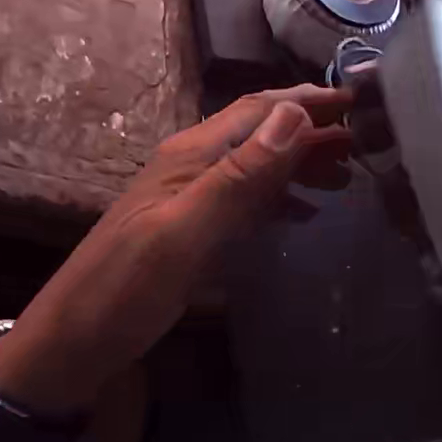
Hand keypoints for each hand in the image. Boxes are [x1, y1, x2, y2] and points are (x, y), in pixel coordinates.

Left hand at [0, 86, 351, 414]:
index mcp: (193, 155)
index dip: (309, 101)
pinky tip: (307, 212)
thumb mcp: (185, 232)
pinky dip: (281, 198)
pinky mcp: (196, 229)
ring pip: (259, 166)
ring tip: (348, 175)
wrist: (76, 340)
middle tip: (365, 142)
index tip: (358, 101)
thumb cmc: (126, 288)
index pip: (259, 110)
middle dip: (313, 131)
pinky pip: (248, 200)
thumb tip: (295, 116)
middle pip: (263, 133)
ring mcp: (195, 198)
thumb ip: (239, 175)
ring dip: (301, 163)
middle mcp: (196, 166)